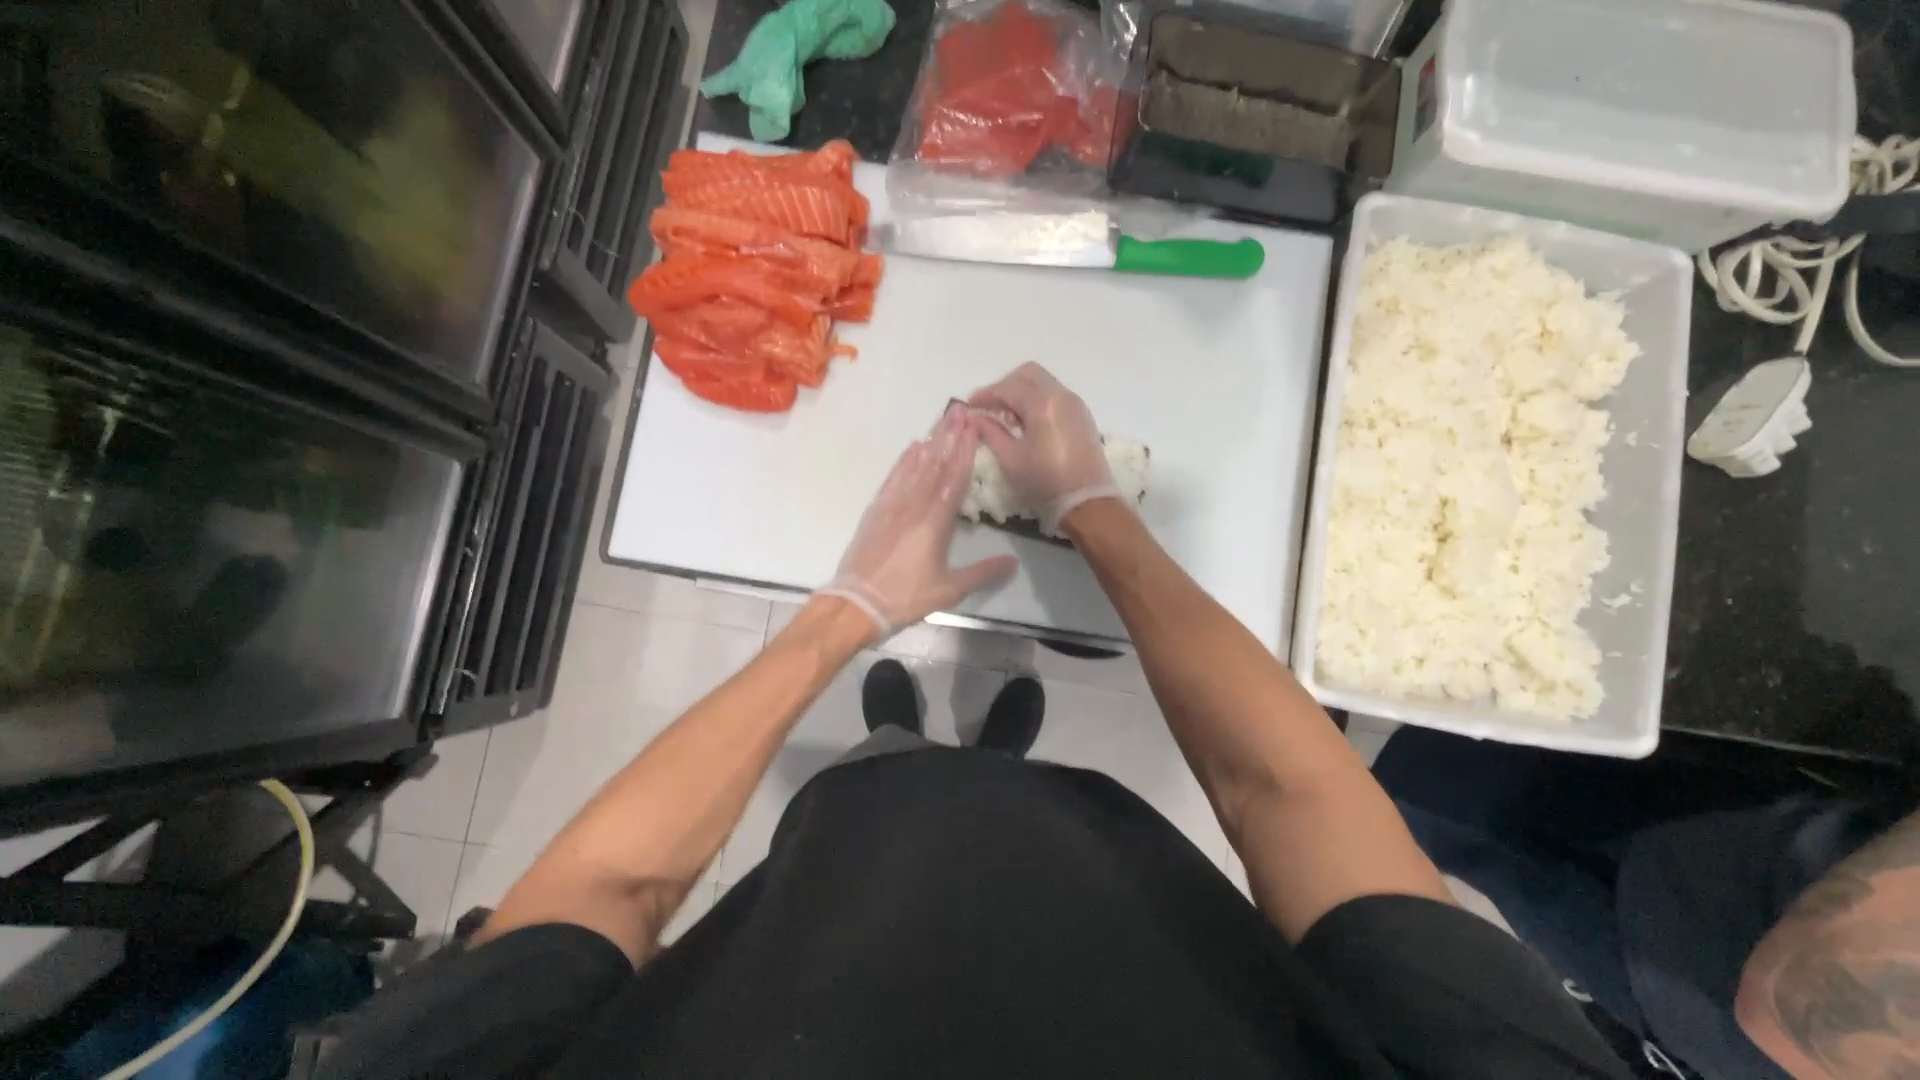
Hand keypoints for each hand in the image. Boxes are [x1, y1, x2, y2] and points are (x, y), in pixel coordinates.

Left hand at [817, 403, 1018, 640]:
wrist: (858, 603)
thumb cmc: (907, 597)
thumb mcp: (950, 589)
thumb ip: (983, 572)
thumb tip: (1013, 562)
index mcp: (936, 521)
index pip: (955, 478)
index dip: (966, 451)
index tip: (974, 426)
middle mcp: (915, 505)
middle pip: (935, 464)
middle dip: (949, 436)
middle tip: (960, 409)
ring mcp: (892, 505)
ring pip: (915, 466)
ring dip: (930, 441)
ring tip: (942, 420)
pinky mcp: (876, 511)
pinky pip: (893, 478)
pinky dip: (904, 461)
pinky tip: (913, 448)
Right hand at [968, 362, 1120, 532]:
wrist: (1087, 503)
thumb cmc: (1044, 481)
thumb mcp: (1010, 458)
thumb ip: (990, 432)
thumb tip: (975, 418)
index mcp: (1042, 403)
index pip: (1007, 388)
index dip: (985, 395)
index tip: (969, 405)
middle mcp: (1061, 396)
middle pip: (1029, 375)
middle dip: (1006, 386)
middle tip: (990, 407)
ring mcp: (1076, 405)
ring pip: (1044, 384)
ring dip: (1023, 393)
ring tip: (1008, 419)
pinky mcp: (1083, 417)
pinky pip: (1056, 398)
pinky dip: (1038, 402)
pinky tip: (1028, 425)